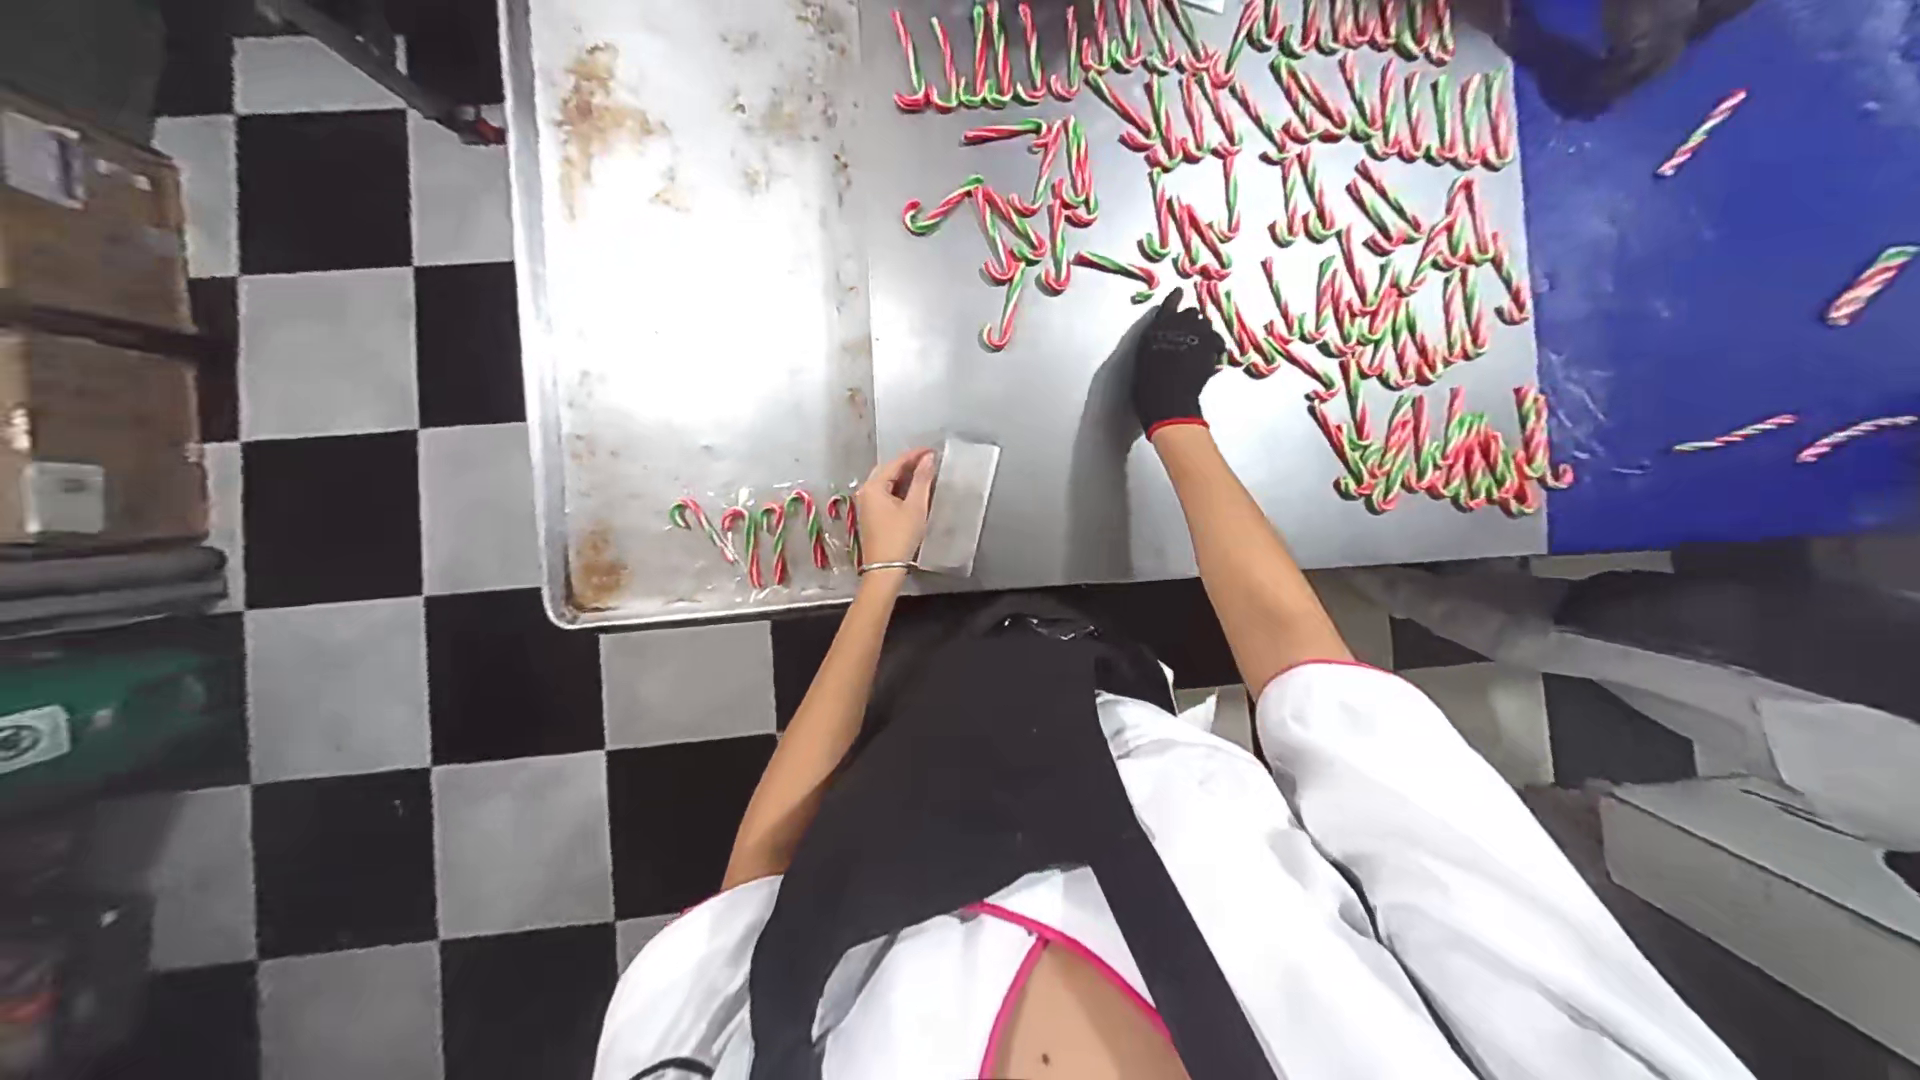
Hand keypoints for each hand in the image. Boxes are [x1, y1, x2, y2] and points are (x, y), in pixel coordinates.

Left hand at [854, 447, 934, 566]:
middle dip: (908, 464)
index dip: (914, 455)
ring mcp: (866, 503)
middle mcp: (865, 491)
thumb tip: (928, 458)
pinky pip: (884, 493)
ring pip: (886, 482)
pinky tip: (912, 489)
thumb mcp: (915, 507)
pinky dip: (898, 488)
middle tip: (928, 460)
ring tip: (924, 473)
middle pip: (888, 470)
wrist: (884, 568)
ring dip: (903, 476)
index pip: (895, 463)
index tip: (932, 451)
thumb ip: (922, 480)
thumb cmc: (900, 536)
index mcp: (873, 486)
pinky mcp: (870, 514)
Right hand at [1131, 288, 1225, 437]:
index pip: (1169, 303)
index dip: (1175, 298)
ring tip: (1201, 349)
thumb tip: (1168, 342)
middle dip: (1192, 323)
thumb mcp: (1146, 359)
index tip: (1180, 292)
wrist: (1166, 400)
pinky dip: (1216, 348)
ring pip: (1207, 326)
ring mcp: (1197, 334)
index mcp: (1157, 328)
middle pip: (1191, 314)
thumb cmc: (1148, 386)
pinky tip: (1213, 357)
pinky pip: (1218, 341)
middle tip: (1191, 336)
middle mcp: (1177, 325)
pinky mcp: (1212, 346)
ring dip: (1205, 335)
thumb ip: (1158, 344)